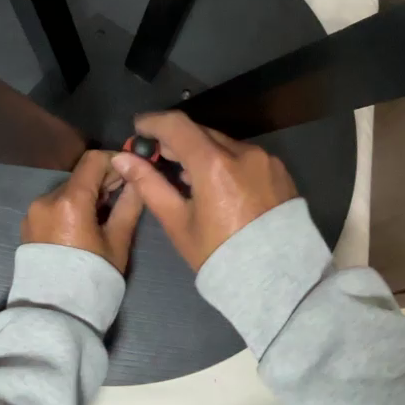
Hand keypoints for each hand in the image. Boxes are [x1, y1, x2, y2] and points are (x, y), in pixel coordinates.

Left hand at [21, 150, 143, 272]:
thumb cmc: (92, 279)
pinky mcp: (28, 226)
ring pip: (67, 191)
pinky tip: (84, 228)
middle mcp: (46, 199)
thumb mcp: (117, 242)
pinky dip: (71, 208)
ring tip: (105, 216)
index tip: (130, 171)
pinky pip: (54, 207)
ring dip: (87, 195)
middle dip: (103, 181)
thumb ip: (128, 205)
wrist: (54, 315)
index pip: (93, 161)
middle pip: (80, 177)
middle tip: (124, 195)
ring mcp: (34, 212)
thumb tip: (138, 181)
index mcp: (69, 201)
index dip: (114, 160)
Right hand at [112, 111, 296, 270]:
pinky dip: (226, 162)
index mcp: (214, 164)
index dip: (154, 122)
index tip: (139, 129)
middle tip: (157, 156)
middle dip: (176, 140)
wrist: (279, 282)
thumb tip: (123, 159)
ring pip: (224, 144)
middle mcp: (243, 152)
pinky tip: (218, 186)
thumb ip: (149, 185)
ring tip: (187, 177)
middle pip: (201, 132)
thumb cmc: (220, 255)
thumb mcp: (178, 223)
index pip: (177, 125)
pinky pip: (245, 157)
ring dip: (202, 152)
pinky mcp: (280, 171)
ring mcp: (265, 160)